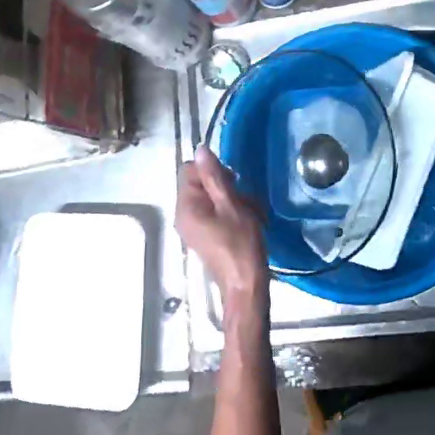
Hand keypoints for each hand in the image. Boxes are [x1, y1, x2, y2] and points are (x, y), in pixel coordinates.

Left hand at [177, 148, 267, 305]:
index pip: (190, 170)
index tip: (234, 183)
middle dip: (226, 186)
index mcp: (186, 206)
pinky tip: (246, 222)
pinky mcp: (202, 235)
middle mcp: (182, 215)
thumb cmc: (241, 244)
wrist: (245, 285)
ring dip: (233, 200)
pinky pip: (213, 212)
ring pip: (210, 198)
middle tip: (245, 200)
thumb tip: (201, 150)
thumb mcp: (232, 206)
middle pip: (200, 183)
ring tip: (251, 214)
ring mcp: (191, 227)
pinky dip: (230, 212)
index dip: (213, 170)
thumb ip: (215, 177)